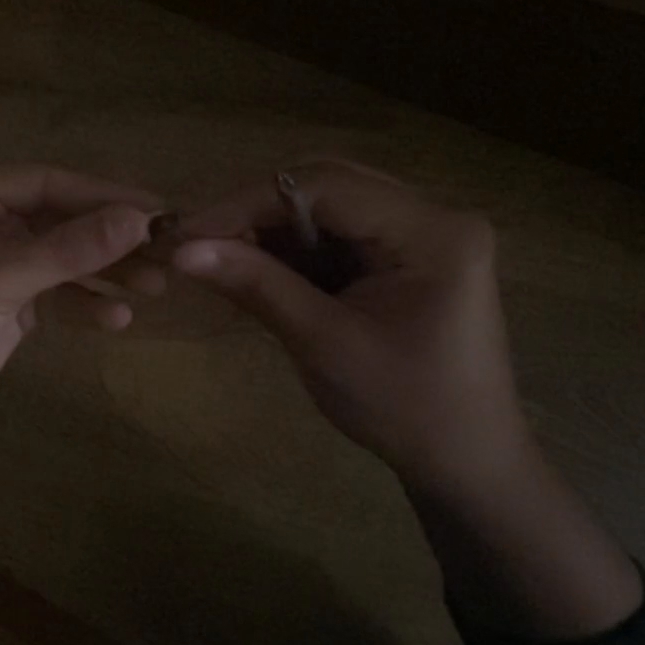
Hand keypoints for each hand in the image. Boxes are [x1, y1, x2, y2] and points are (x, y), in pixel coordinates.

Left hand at [0, 166, 164, 418]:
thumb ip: (67, 251)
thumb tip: (138, 220)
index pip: (52, 183)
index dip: (104, 195)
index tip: (156, 210)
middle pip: (67, 219)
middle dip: (113, 237)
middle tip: (168, 250)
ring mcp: (8, 262)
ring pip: (69, 258)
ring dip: (109, 272)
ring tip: (156, 285)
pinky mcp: (16, 301)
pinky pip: (61, 295)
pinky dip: (87, 305)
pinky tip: (118, 320)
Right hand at [170, 161, 533, 485]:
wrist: (463, 458)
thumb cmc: (402, 405)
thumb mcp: (322, 343)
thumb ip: (256, 285)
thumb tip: (181, 250)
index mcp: (430, 231)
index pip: (325, 187)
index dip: (248, 202)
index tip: (188, 232)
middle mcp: (431, 216)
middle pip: (326, 186)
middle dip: (257, 212)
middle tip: (199, 243)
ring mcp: (418, 236)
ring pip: (325, 208)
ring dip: (270, 231)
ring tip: (219, 259)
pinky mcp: (402, 258)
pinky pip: (334, 235)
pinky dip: (290, 251)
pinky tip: (256, 272)